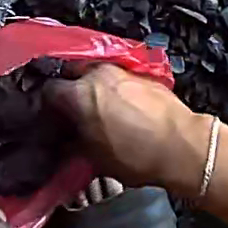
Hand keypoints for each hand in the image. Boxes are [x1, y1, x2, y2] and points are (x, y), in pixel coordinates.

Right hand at [46, 64, 213, 195]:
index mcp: (80, 93)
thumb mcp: (94, 157)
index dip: (46, 104)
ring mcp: (120, 69)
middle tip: (69, 108)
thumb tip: (66, 136)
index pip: (49, 89)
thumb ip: (73, 140)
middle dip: (68, 88)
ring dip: (90, 85)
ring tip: (94, 106)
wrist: (181, 144)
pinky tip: (117, 103)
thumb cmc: (136, 156)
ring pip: (94, 71)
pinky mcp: (140, 72)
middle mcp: (98, 73)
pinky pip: (116, 75)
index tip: (50, 115)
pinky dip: (111, 86)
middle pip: (71, 72)